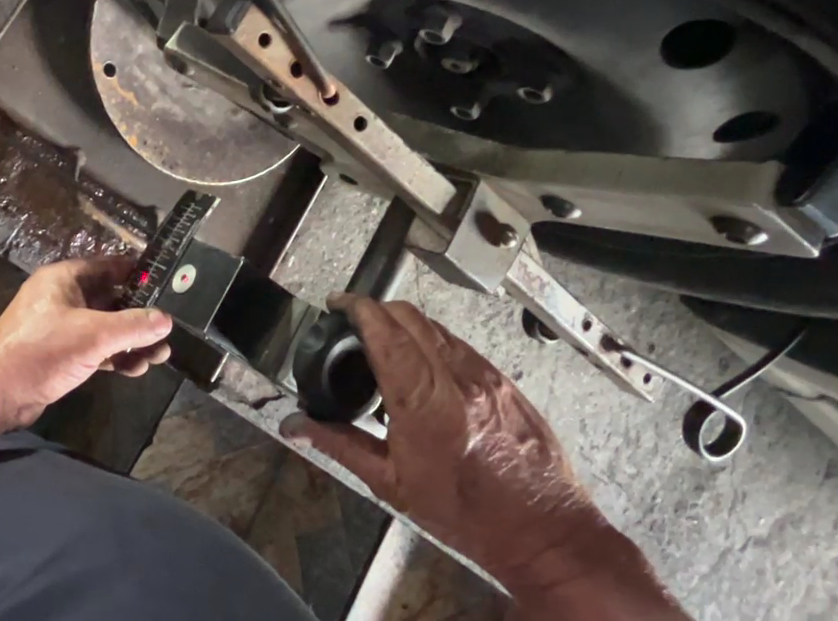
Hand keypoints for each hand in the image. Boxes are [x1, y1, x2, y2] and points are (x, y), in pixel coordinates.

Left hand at [0, 256, 173, 426]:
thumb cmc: (42, 350)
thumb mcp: (93, 335)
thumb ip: (132, 325)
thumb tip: (166, 319)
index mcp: (64, 278)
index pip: (108, 266)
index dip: (138, 273)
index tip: (169, 282)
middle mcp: (63, 296)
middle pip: (110, 298)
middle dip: (140, 315)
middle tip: (170, 329)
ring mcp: (61, 325)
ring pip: (105, 326)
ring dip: (131, 340)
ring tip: (160, 356)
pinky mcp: (61, 352)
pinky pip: (96, 347)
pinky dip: (115, 356)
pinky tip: (137, 369)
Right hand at [280, 295, 655, 601]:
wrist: (545, 534)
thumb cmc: (466, 514)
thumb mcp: (391, 483)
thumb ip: (338, 444)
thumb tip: (293, 426)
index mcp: (421, 400)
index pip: (383, 329)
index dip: (355, 307)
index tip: (336, 304)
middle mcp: (455, 377)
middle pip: (407, 315)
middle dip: (375, 307)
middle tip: (352, 318)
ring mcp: (485, 375)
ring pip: (435, 326)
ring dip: (404, 322)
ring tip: (384, 339)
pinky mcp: (504, 381)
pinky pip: (460, 344)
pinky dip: (432, 340)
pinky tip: (422, 363)